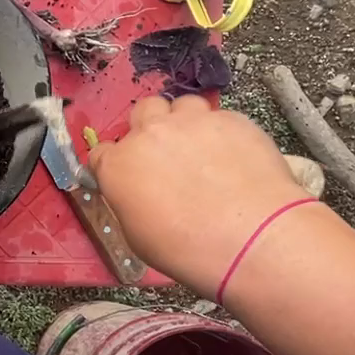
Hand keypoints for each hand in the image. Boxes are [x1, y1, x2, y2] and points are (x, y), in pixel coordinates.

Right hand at [90, 95, 318, 296]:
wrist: (253, 238)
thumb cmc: (187, 248)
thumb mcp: (137, 234)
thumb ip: (129, 201)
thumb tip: (138, 194)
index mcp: (117, 165)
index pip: (102, 152)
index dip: (116, 163)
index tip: (130, 175)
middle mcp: (148, 135)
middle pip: (141, 112)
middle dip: (150, 127)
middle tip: (166, 152)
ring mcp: (191, 123)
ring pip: (182, 105)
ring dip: (186, 122)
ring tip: (202, 147)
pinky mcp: (231, 121)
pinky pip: (220, 118)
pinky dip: (223, 133)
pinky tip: (234, 156)